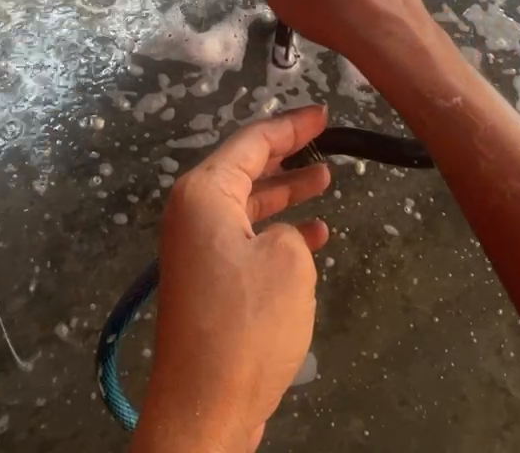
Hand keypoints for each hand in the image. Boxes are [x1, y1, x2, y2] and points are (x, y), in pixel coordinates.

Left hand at [133, 106, 332, 452]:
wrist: (205, 407)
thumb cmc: (246, 324)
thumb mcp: (288, 262)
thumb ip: (290, 232)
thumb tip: (279, 239)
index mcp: (203, 194)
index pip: (250, 142)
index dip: (290, 126)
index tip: (322, 113)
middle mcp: (193, 213)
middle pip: (245, 168)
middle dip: (285, 153)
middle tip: (324, 136)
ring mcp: (198, 247)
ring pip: (248, 203)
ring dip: (286, 192)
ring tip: (326, 177)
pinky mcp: (209, 279)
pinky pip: (247, 237)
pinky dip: (278, 231)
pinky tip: (316, 232)